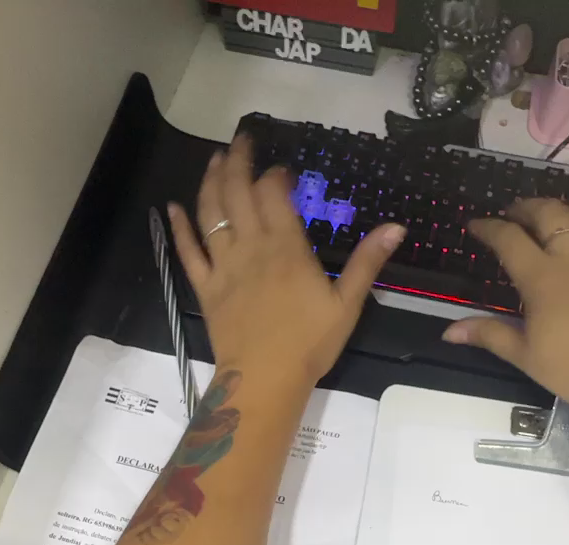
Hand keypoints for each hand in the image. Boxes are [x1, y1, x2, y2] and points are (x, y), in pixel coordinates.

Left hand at [169, 134, 404, 388]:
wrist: (265, 380)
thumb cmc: (309, 345)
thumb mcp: (347, 305)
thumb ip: (367, 263)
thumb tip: (396, 227)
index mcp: (286, 248)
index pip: (274, 194)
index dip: (276, 175)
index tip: (283, 171)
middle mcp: (251, 247)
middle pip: (238, 192)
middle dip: (238, 160)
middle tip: (241, 141)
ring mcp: (223, 266)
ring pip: (210, 213)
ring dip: (210, 181)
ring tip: (214, 160)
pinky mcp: (206, 288)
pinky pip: (188, 252)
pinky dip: (179, 228)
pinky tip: (173, 208)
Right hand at [446, 199, 568, 411]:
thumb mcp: (525, 355)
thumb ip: (489, 334)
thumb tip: (449, 332)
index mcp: (542, 278)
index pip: (509, 239)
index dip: (488, 228)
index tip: (475, 225)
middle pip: (547, 214)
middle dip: (525, 207)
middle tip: (510, 212)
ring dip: (555, 211)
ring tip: (542, 217)